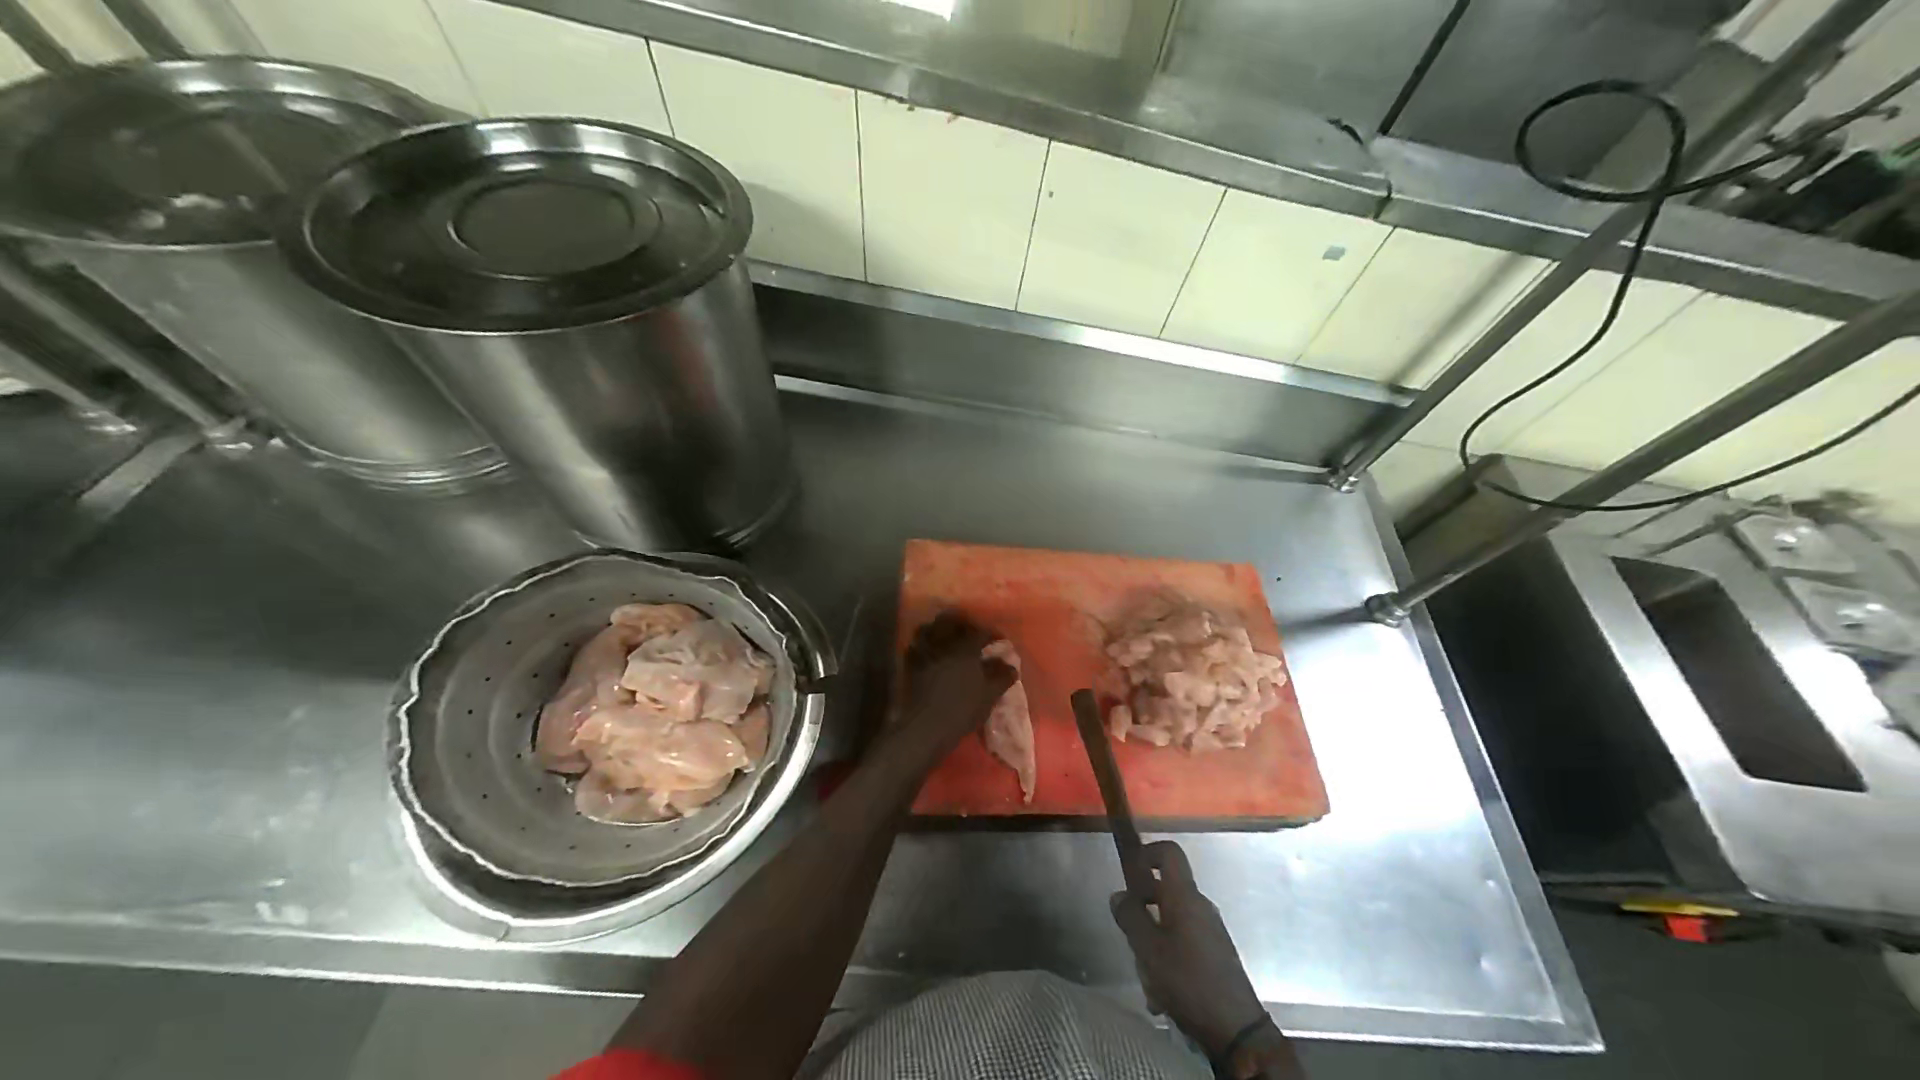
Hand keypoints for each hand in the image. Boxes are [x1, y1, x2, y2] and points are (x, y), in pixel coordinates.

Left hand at [891, 612, 1016, 764]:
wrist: (927, 727)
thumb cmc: (963, 710)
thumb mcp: (989, 695)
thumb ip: (1002, 678)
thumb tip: (1011, 666)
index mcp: (965, 649)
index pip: (980, 632)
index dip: (990, 633)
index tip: (998, 639)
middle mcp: (943, 644)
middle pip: (949, 622)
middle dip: (961, 623)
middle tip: (969, 631)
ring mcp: (923, 653)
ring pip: (928, 630)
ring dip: (938, 629)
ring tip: (946, 637)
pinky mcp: (909, 666)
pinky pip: (914, 646)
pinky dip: (921, 644)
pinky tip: (927, 651)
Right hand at [1110, 842, 1270, 1060]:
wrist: (1238, 1031)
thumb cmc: (1189, 981)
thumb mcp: (1148, 949)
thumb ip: (1130, 917)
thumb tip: (1119, 895)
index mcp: (1184, 897)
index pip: (1169, 853)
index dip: (1147, 853)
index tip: (1129, 874)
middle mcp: (1200, 907)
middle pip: (1163, 892)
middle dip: (1142, 913)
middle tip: (1131, 940)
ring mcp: (1209, 931)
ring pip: (1170, 923)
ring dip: (1153, 944)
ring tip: (1147, 979)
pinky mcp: (1214, 955)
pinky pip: (1182, 944)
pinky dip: (1167, 960)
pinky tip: (1161, 994)